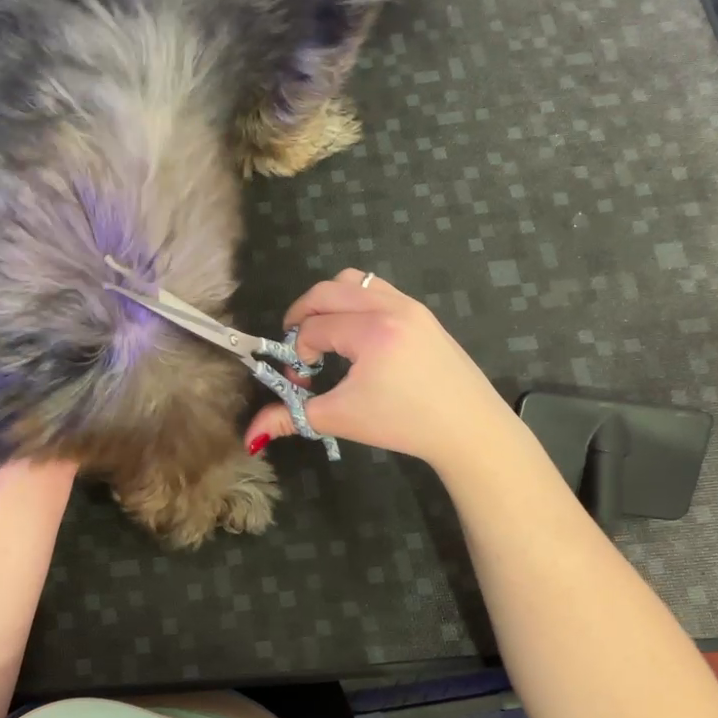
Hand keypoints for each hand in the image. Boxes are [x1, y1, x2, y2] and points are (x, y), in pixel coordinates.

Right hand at [244, 269, 520, 471]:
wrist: (468, 428)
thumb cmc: (402, 423)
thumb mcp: (340, 419)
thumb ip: (290, 419)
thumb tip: (250, 436)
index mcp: (371, 331)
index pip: (313, 329)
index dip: (298, 356)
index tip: (303, 383)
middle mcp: (390, 307)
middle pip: (327, 290)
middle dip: (303, 316)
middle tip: (300, 349)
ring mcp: (410, 306)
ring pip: (354, 281)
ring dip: (331, 303)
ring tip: (328, 336)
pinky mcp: (422, 314)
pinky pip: (378, 291)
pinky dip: (356, 304)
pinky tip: (357, 339)